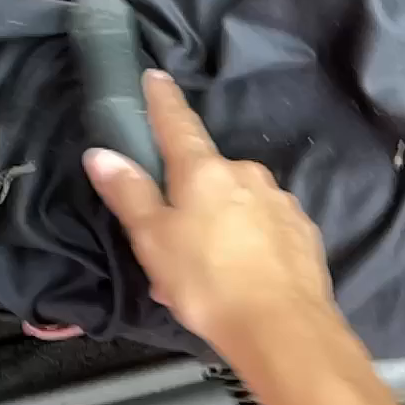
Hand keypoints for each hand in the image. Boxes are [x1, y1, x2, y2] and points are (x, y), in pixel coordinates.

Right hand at [83, 70, 334, 354]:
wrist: (283, 327)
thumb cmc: (208, 282)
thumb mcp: (154, 241)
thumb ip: (129, 193)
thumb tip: (101, 152)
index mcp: (205, 171)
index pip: (178, 124)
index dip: (162, 101)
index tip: (156, 77)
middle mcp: (247, 175)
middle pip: (209, 174)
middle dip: (190, 198)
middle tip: (173, 241)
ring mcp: (280, 202)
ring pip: (238, 205)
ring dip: (220, 226)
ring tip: (207, 270)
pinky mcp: (303, 231)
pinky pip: (264, 228)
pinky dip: (249, 244)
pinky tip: (242, 275)